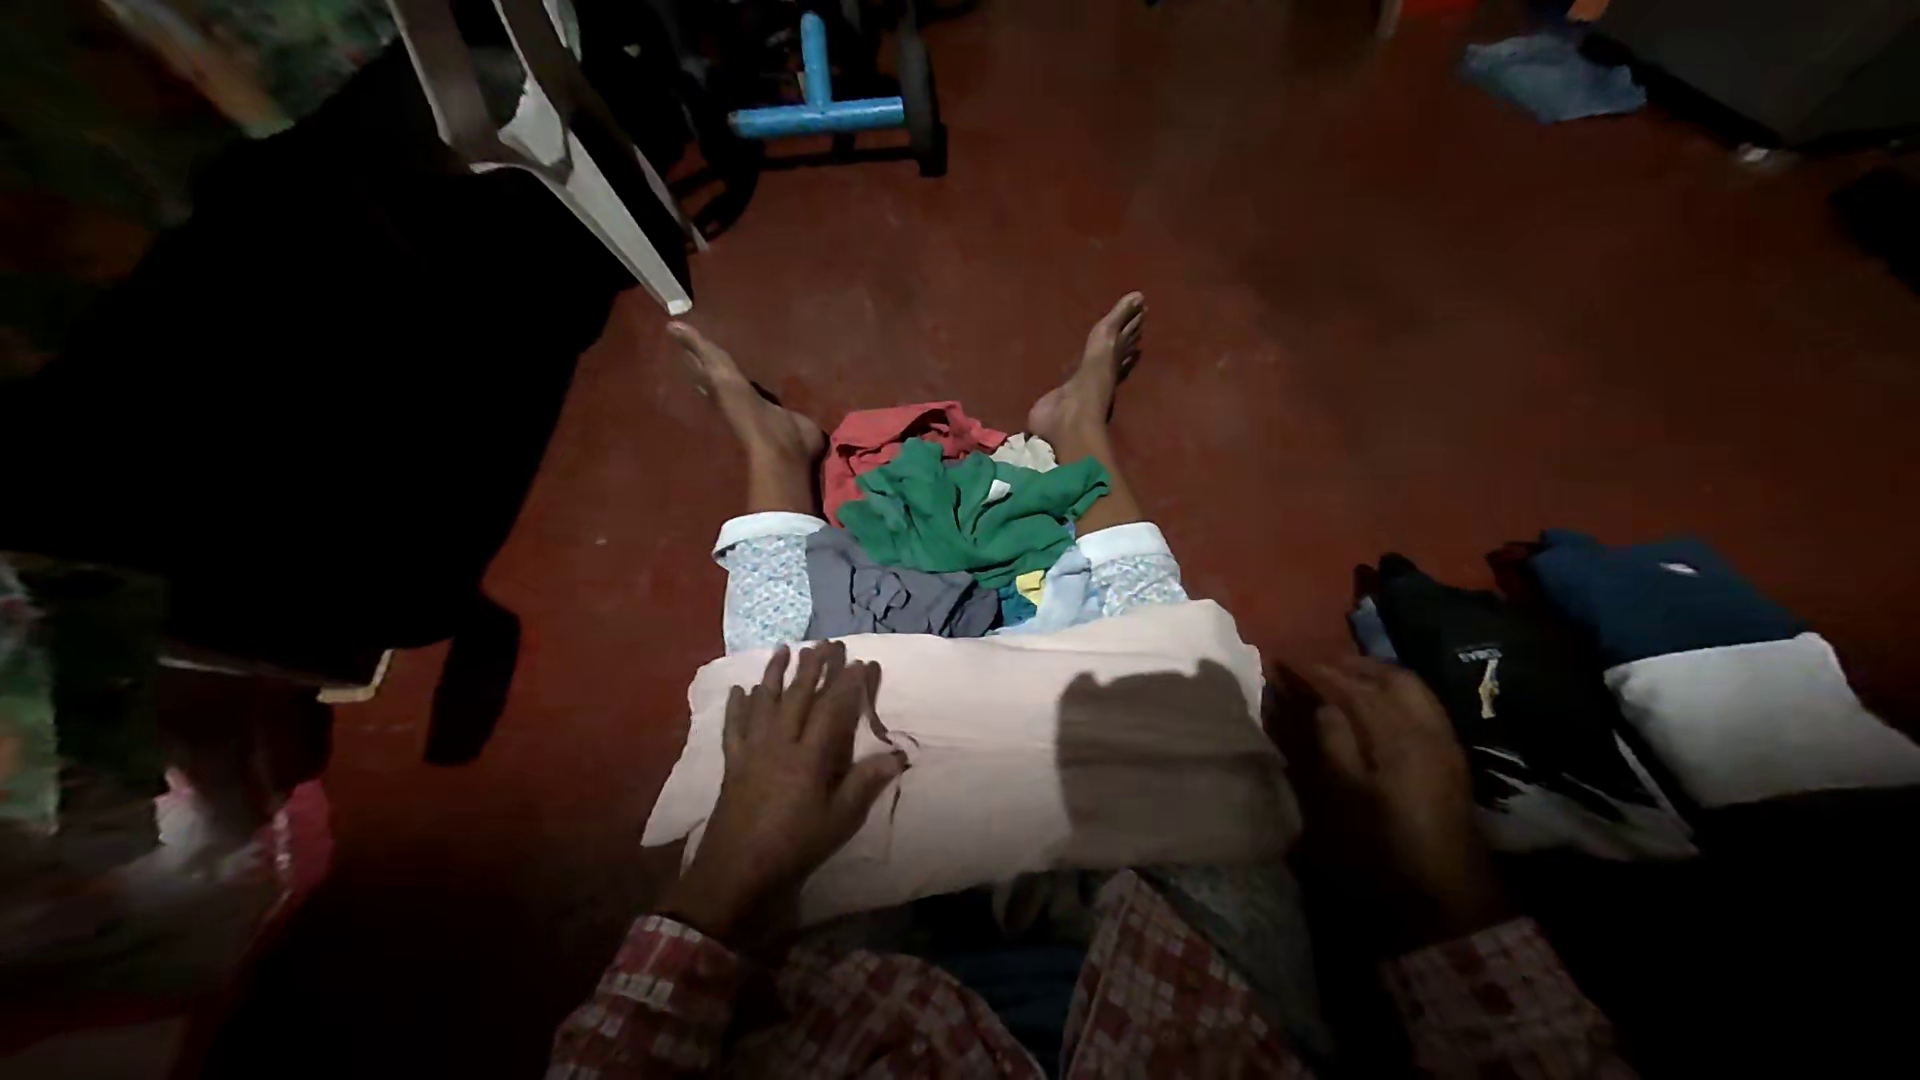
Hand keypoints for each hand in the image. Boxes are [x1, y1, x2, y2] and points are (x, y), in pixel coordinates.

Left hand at [659, 642, 904, 942]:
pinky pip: (734, 727)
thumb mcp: (837, 820)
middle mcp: (779, 744)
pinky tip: (741, 689)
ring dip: (775, 673)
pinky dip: (737, 706)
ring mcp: (752, 751)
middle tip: (825, 643)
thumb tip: (898, 756)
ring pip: (764, 702)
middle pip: (797, 696)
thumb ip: (865, 783)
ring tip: (785, 648)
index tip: (858, 662)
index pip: (830, 709)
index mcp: (808, 757)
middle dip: (813, 667)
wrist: (734, 872)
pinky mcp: (732, 763)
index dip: (845, 684)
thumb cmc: (793, 846)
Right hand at [1300, 657, 1508, 950]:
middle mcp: (1429, 730)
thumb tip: (1323, 707)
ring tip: (1346, 677)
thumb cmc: (1387, 841)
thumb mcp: (1348, 796)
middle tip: (1323, 664)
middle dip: (1359, 665)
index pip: (1360, 690)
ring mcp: (1445, 741)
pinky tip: (1376, 703)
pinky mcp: (1450, 754)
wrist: (1447, 886)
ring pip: (1414, 689)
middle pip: (1396, 678)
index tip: (1296, 664)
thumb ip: (1335, 744)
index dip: (1326, 674)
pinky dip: (1396, 692)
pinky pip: (1423, 705)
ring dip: (1379, 675)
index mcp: (1401, 740)